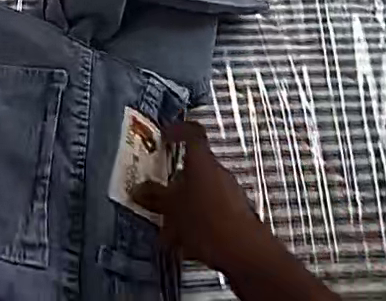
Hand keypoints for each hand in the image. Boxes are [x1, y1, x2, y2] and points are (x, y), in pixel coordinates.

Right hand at [133, 121, 338, 299]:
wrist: (246, 254)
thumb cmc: (207, 220)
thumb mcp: (172, 208)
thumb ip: (155, 196)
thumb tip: (138, 189)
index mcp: (202, 160)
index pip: (192, 132)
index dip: (178, 130)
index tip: (165, 136)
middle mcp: (218, 172)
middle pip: (195, 166)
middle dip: (177, 181)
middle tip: (161, 194)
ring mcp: (231, 194)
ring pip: (203, 192)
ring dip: (186, 206)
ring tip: (170, 228)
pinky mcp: (238, 217)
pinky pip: (212, 212)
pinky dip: (199, 222)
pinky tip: (187, 243)